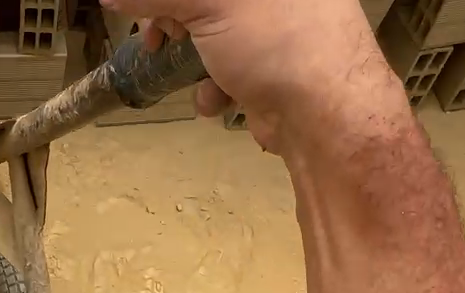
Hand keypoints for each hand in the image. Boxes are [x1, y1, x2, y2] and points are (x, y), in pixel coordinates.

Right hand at [102, 0, 406, 155]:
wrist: (319, 110)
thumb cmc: (271, 39)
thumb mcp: (208, 4)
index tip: (146, 11)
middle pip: (206, 3)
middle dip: (179, 21)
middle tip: (162, 41)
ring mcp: (276, 27)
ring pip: (214, 34)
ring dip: (195, 61)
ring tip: (200, 77)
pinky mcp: (272, 65)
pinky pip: (229, 67)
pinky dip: (215, 87)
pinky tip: (219, 100)